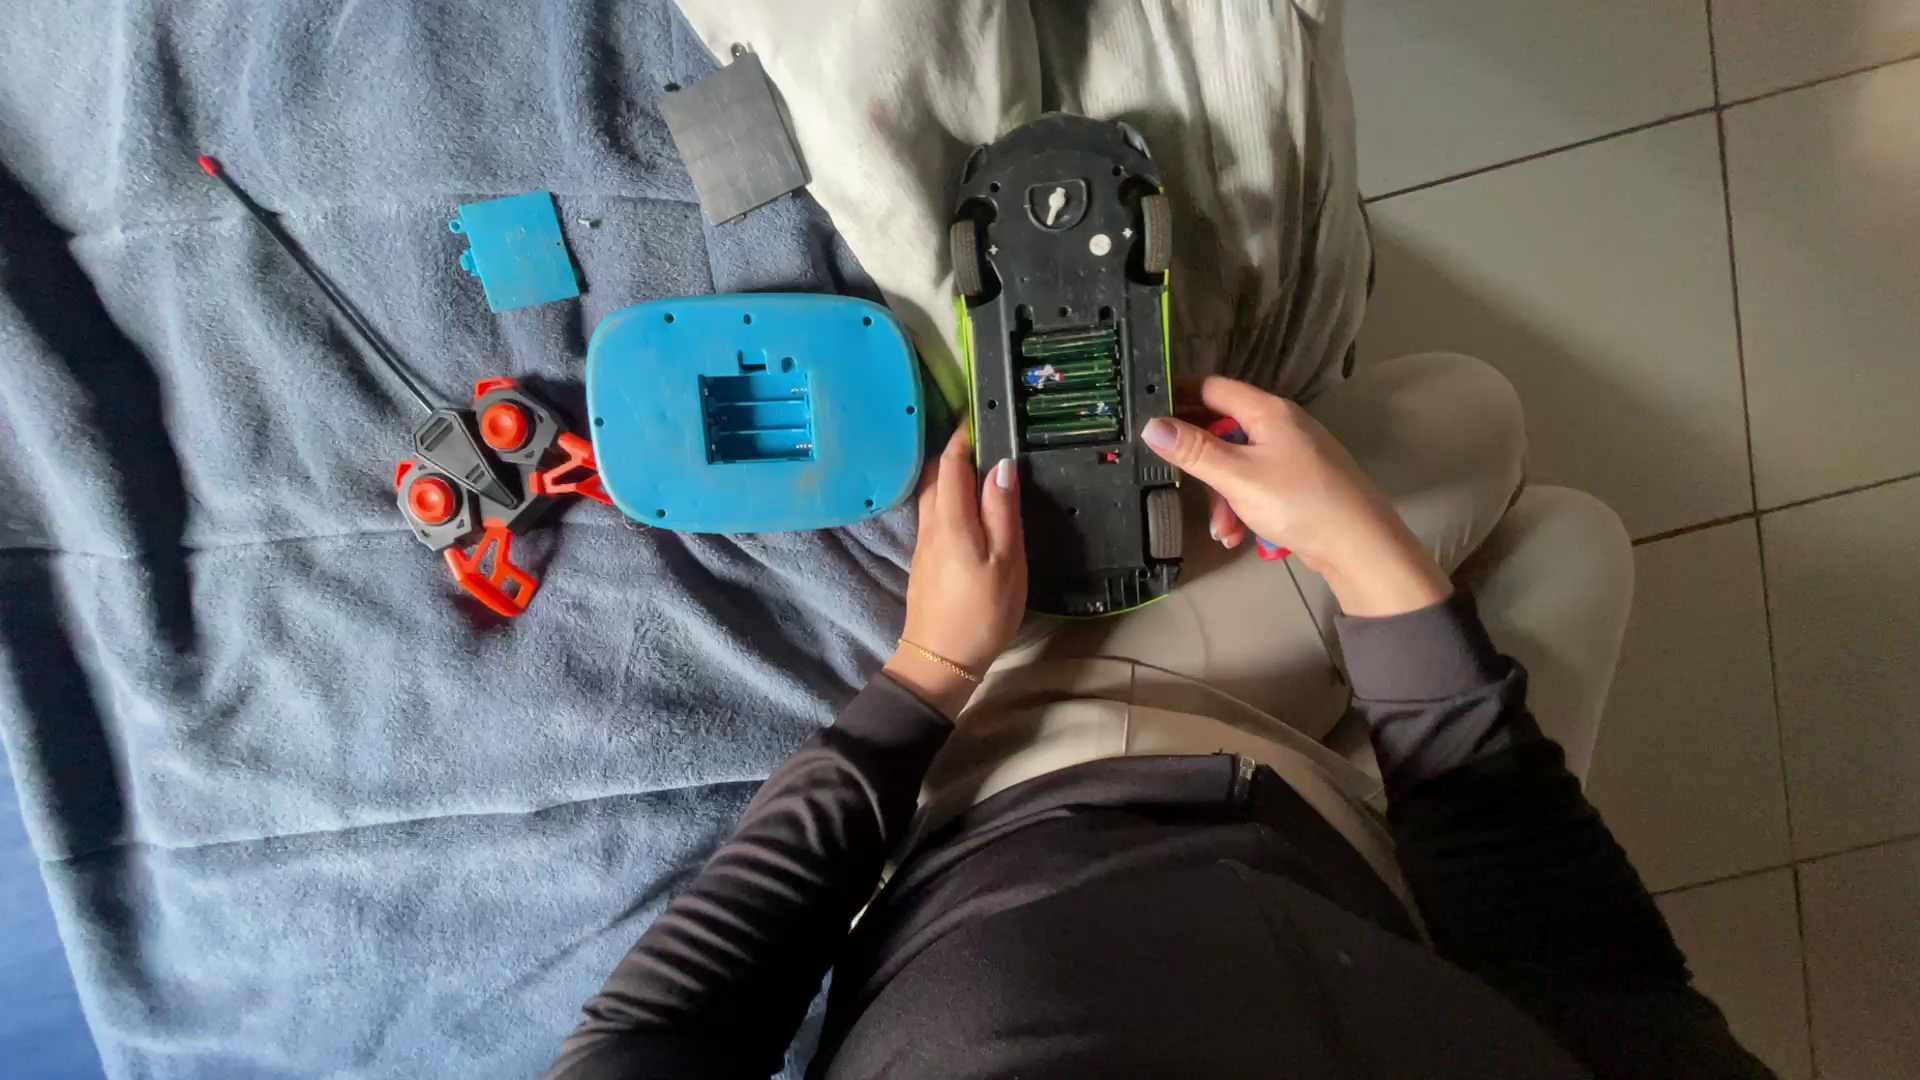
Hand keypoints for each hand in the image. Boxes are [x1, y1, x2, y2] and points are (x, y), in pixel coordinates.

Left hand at [885, 425, 1026, 717]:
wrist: (940, 659)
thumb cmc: (981, 612)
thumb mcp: (1005, 561)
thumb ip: (1002, 512)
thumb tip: (1002, 465)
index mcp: (951, 520)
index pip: (951, 464)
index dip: (962, 436)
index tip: (979, 415)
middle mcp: (930, 524)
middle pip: (935, 475)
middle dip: (953, 450)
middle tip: (980, 434)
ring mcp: (923, 543)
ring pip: (931, 494)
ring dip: (949, 472)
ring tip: (977, 463)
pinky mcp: (924, 559)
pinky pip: (933, 512)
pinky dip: (947, 494)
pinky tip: (965, 502)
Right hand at [1142, 377, 1450, 617]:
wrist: (1360, 546)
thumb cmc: (1298, 502)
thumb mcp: (1236, 476)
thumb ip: (1193, 450)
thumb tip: (1150, 425)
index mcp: (1267, 412)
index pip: (1212, 388)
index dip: (1179, 397)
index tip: (1148, 416)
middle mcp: (1280, 425)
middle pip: (1221, 429)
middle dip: (1198, 461)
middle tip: (1172, 477)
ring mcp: (1291, 454)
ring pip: (1236, 464)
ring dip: (1220, 496)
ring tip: (1220, 528)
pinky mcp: (1297, 481)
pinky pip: (1254, 484)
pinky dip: (1240, 506)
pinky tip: (1236, 534)